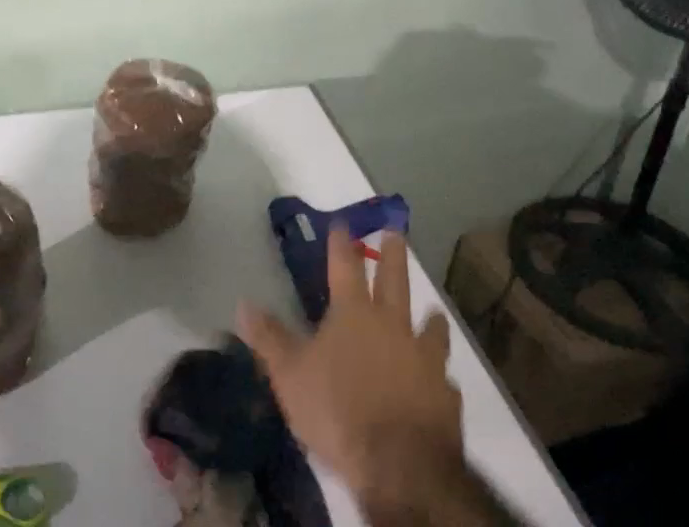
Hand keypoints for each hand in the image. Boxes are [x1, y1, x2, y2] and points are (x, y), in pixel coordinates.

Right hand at [236, 226, 461, 503]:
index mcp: (354, 314)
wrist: (399, 463)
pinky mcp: (444, 393)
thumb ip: (269, 338)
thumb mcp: (289, 375)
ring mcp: (425, 358)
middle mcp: (394, 326)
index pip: (345, 267)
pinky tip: (437, 383)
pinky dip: (437, 376)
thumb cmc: (336, 410)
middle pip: (395, 281)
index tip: (342, 224)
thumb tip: (244, 303)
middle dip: (393, 254)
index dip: (341, 244)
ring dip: (429, 318)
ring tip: (432, 312)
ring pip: (430, 327)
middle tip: (397, 231)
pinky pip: (442, 378)